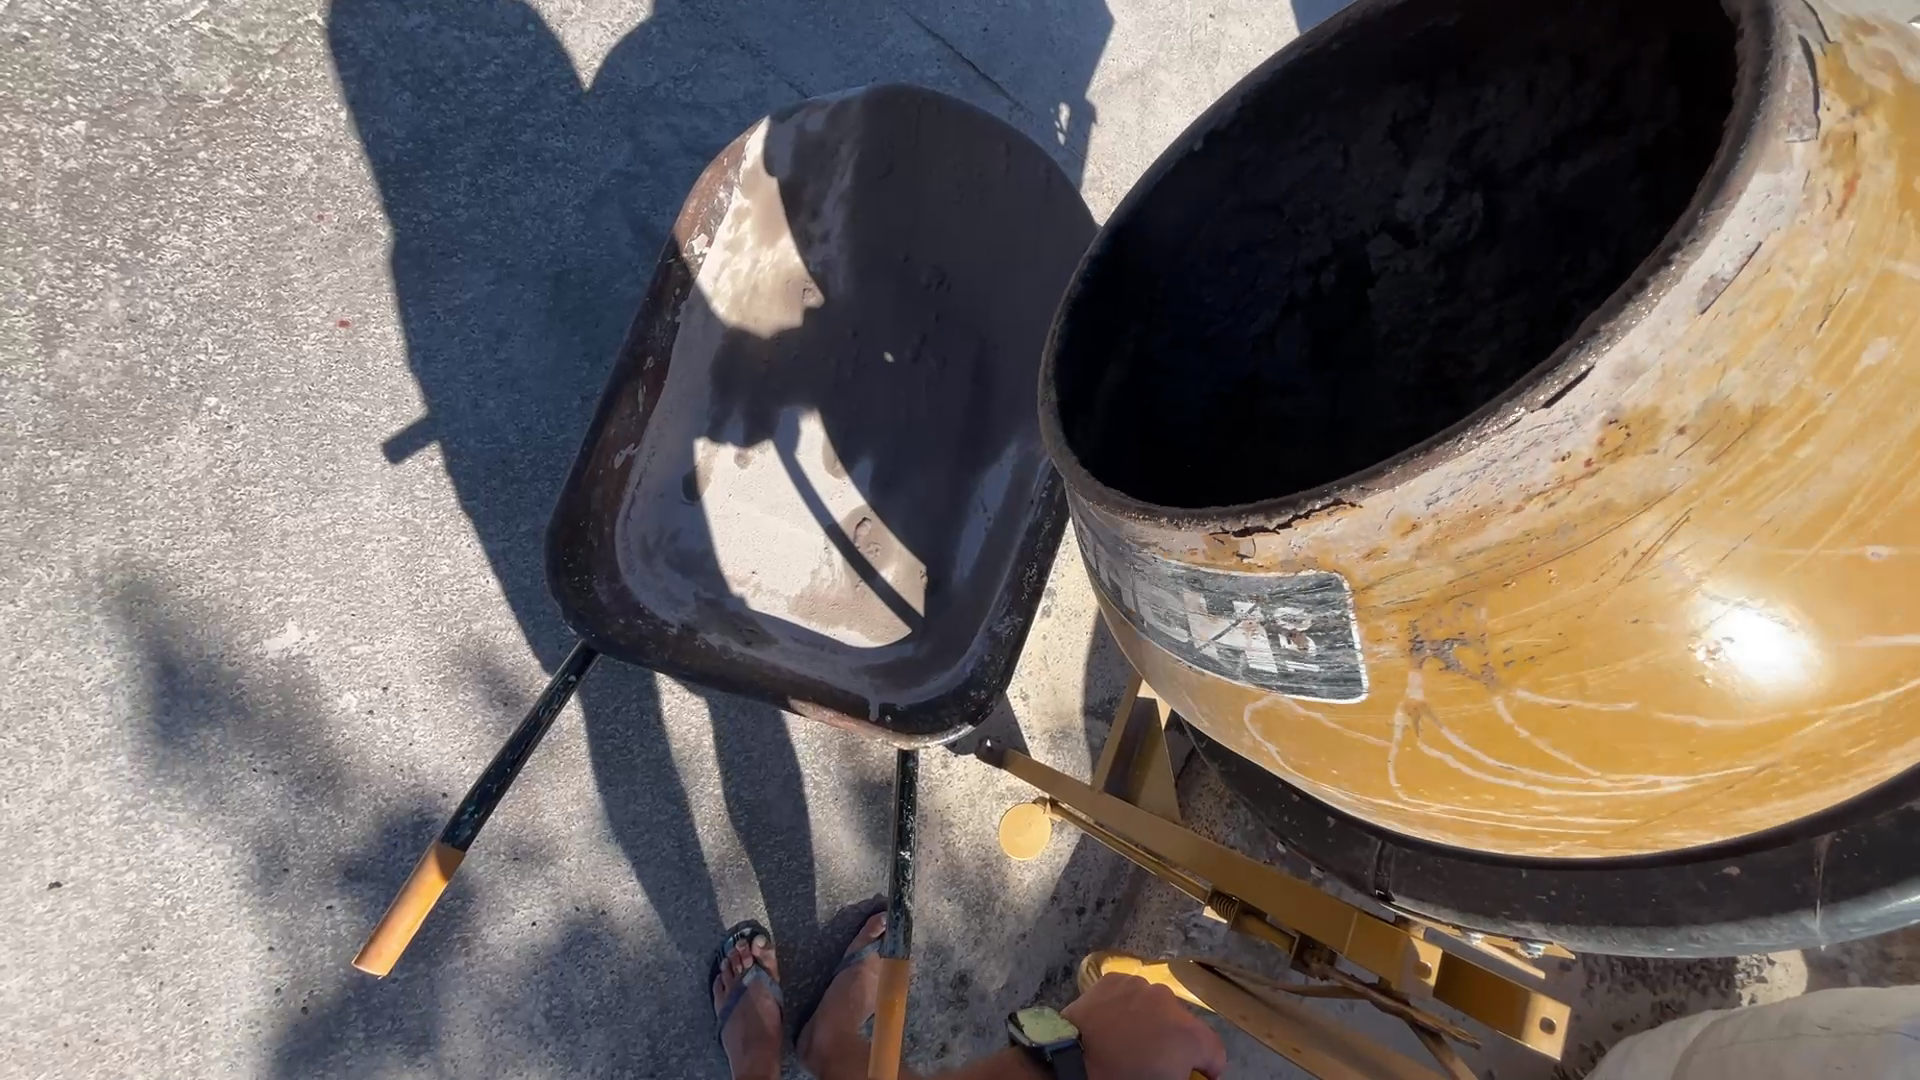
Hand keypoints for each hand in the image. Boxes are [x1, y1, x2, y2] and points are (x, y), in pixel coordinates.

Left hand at [1062, 973, 1227, 1079]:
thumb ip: (1184, 1074)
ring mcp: (1139, 984)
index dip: (1207, 1069)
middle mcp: (1168, 1000)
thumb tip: (1184, 1068)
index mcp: (1188, 1033)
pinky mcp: (1114, 977)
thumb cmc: (1123, 1079)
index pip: (1216, 1052)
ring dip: (1153, 1022)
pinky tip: (1115, 1024)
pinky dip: (1129, 1007)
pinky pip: (1131, 993)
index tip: (1191, 1077)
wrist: (1074, 1059)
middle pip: (1185, 1025)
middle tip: (1156, 1062)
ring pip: (1157, 1006)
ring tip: (1131, 1041)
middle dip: (1177, 1044)